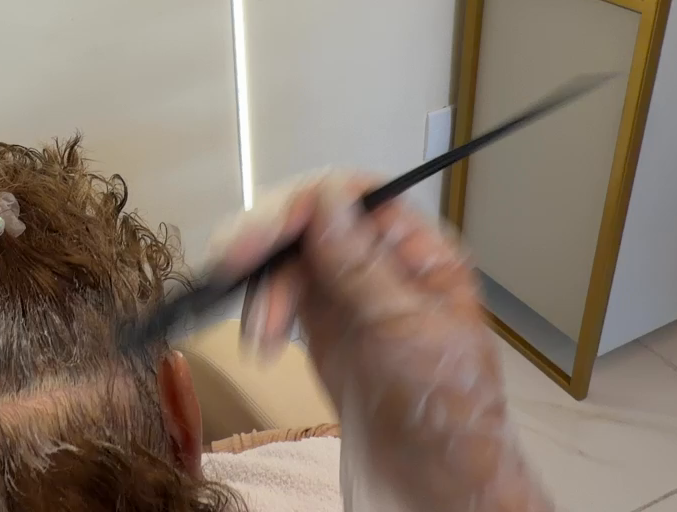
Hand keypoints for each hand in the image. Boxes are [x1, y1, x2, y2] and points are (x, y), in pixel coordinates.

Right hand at [216, 175, 551, 511]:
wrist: (432, 493)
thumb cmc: (444, 419)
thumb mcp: (405, 334)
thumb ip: (360, 264)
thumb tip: (324, 194)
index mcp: (414, 250)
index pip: (348, 196)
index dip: (300, 205)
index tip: (264, 236)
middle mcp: (375, 257)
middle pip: (304, 219)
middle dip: (265, 243)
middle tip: (231, 264)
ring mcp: (342, 285)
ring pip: (280, 252)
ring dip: (257, 286)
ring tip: (257, 335)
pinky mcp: (315, 314)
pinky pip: (272, 288)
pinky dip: (257, 307)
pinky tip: (259, 339)